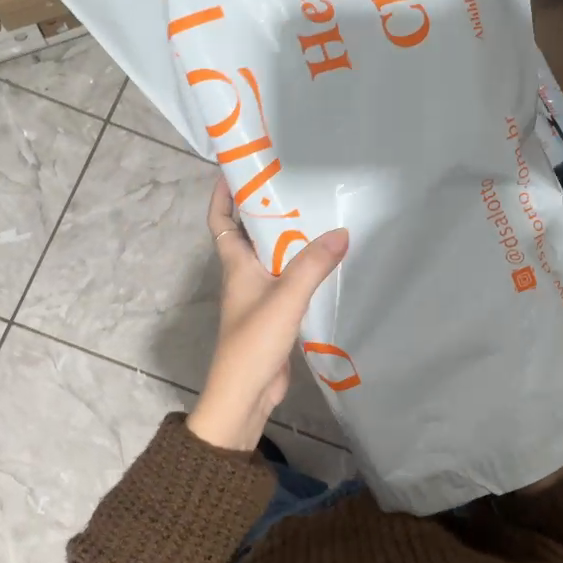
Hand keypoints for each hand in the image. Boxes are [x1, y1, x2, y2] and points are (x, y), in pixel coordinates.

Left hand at [186, 176, 348, 451]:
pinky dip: (303, 268)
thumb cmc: (253, 341)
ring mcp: (259, 296)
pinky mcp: (274, 315)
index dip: (224, 192)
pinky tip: (327, 262)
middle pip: (250, 233)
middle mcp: (244, 275)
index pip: (220, 219)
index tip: (241, 167)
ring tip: (319, 213)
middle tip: (297, 183)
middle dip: (267, 208)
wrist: (245, 395)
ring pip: (272, 257)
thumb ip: (313, 265)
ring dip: (288, 238)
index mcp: (235, 264)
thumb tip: (342, 232)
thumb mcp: (286, 297)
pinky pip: (289, 281)